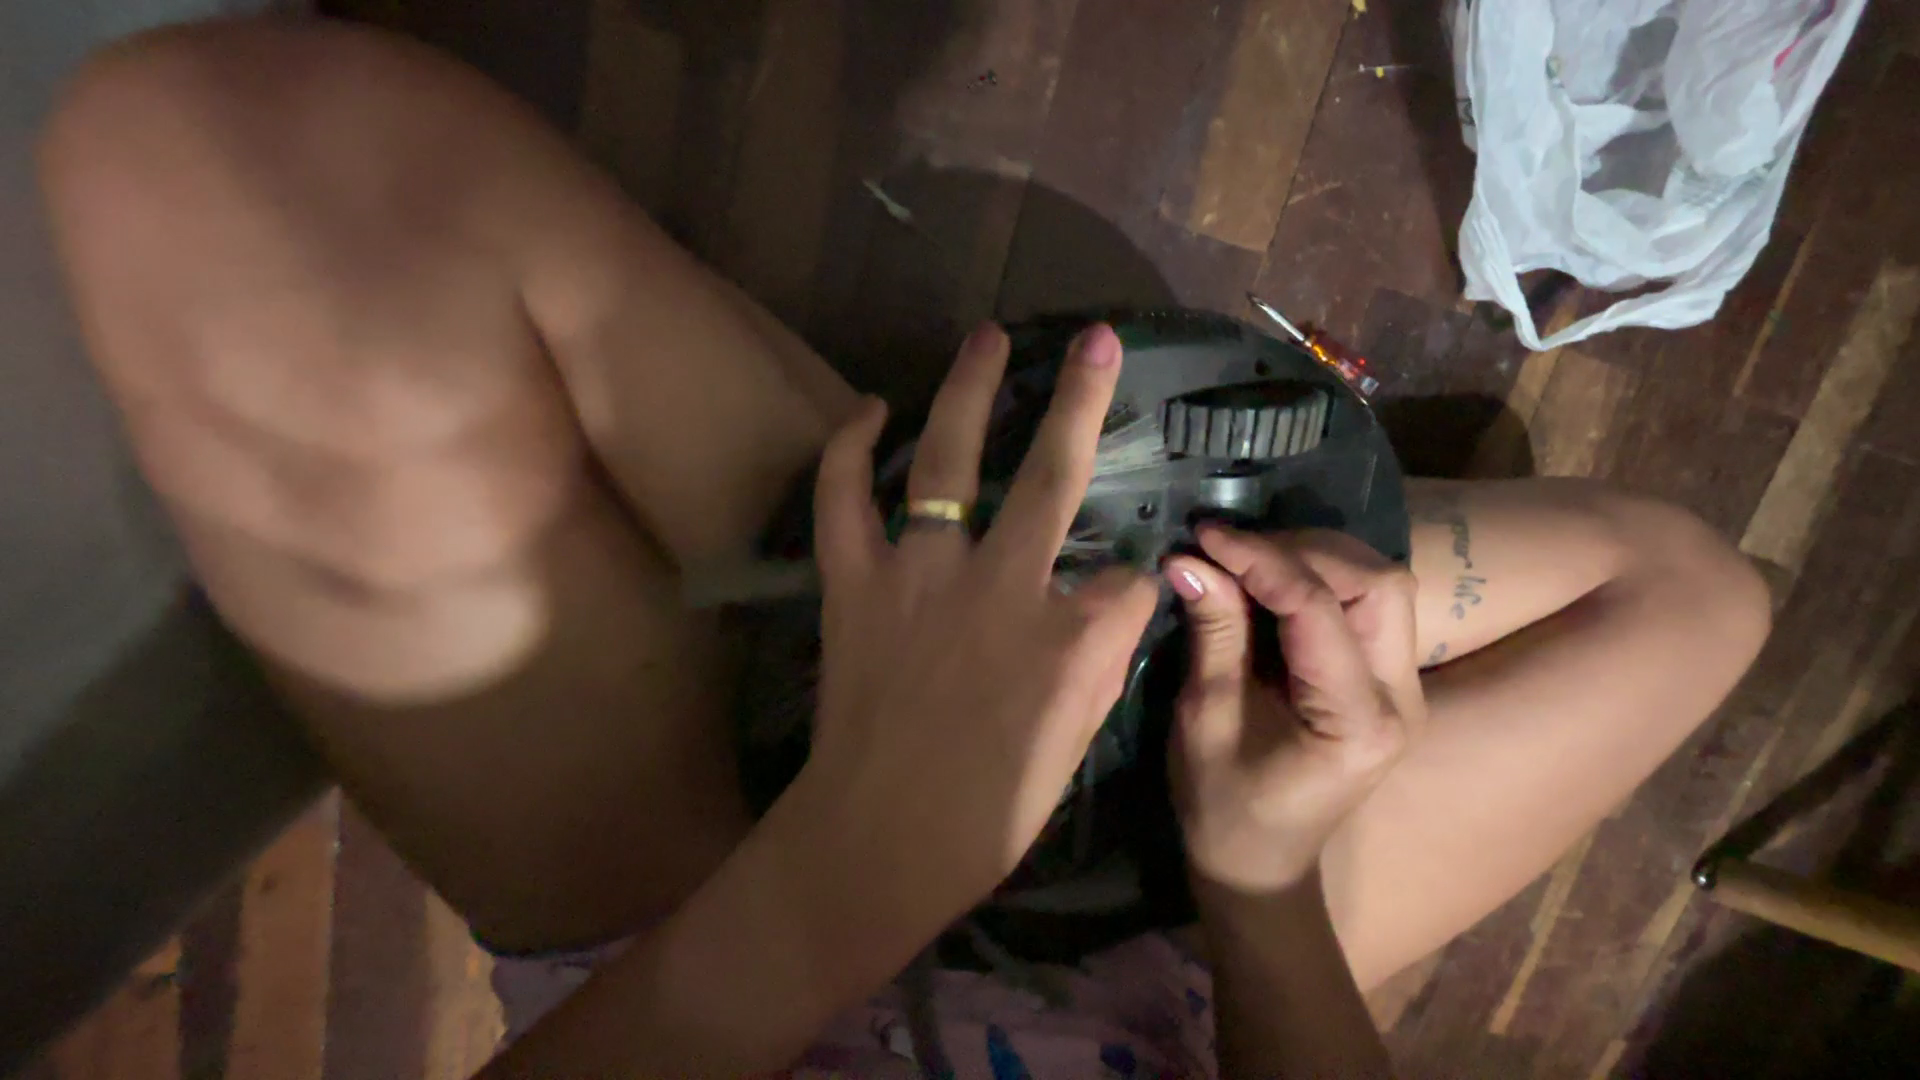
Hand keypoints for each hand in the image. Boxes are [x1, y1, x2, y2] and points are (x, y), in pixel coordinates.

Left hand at [803, 322, 1159, 921]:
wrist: (878, 839)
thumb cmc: (990, 811)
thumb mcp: (1078, 741)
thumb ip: (1101, 656)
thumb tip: (1111, 595)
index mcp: (1070, 636)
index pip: (1124, 579)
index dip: (1126, 586)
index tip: (1115, 598)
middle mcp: (1002, 585)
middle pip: (1055, 473)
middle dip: (1083, 399)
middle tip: (1097, 341)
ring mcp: (920, 576)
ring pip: (949, 461)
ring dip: (972, 390)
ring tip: (988, 336)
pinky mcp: (854, 584)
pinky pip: (844, 497)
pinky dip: (852, 448)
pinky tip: (871, 411)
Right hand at [1164, 527, 1424, 893]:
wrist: (1260, 862)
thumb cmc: (1222, 806)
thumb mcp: (1204, 719)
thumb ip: (1213, 633)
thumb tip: (1187, 559)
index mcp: (1358, 720)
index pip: (1319, 609)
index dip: (1261, 559)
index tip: (1204, 535)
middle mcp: (1400, 696)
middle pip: (1378, 583)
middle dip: (1301, 550)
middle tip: (1230, 547)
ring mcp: (1402, 685)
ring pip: (1380, 584)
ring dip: (1313, 557)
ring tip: (1245, 557)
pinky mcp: (1385, 677)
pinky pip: (1365, 603)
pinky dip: (1318, 576)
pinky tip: (1269, 577)